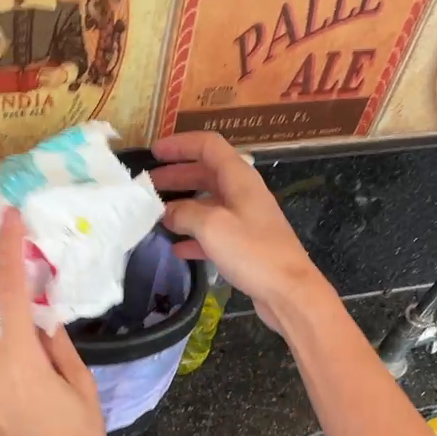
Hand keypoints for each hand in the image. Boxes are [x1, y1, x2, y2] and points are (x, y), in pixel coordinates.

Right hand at [149, 132, 329, 328]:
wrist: (287, 290)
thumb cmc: (253, 252)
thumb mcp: (212, 227)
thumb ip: (185, 214)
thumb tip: (168, 212)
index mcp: (239, 178)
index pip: (208, 146)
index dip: (181, 145)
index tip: (155, 151)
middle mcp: (243, 193)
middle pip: (206, 174)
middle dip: (177, 176)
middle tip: (149, 185)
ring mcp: (245, 220)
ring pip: (208, 204)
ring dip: (182, 206)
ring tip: (157, 215)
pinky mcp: (245, 245)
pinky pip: (214, 233)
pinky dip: (194, 236)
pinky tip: (176, 247)